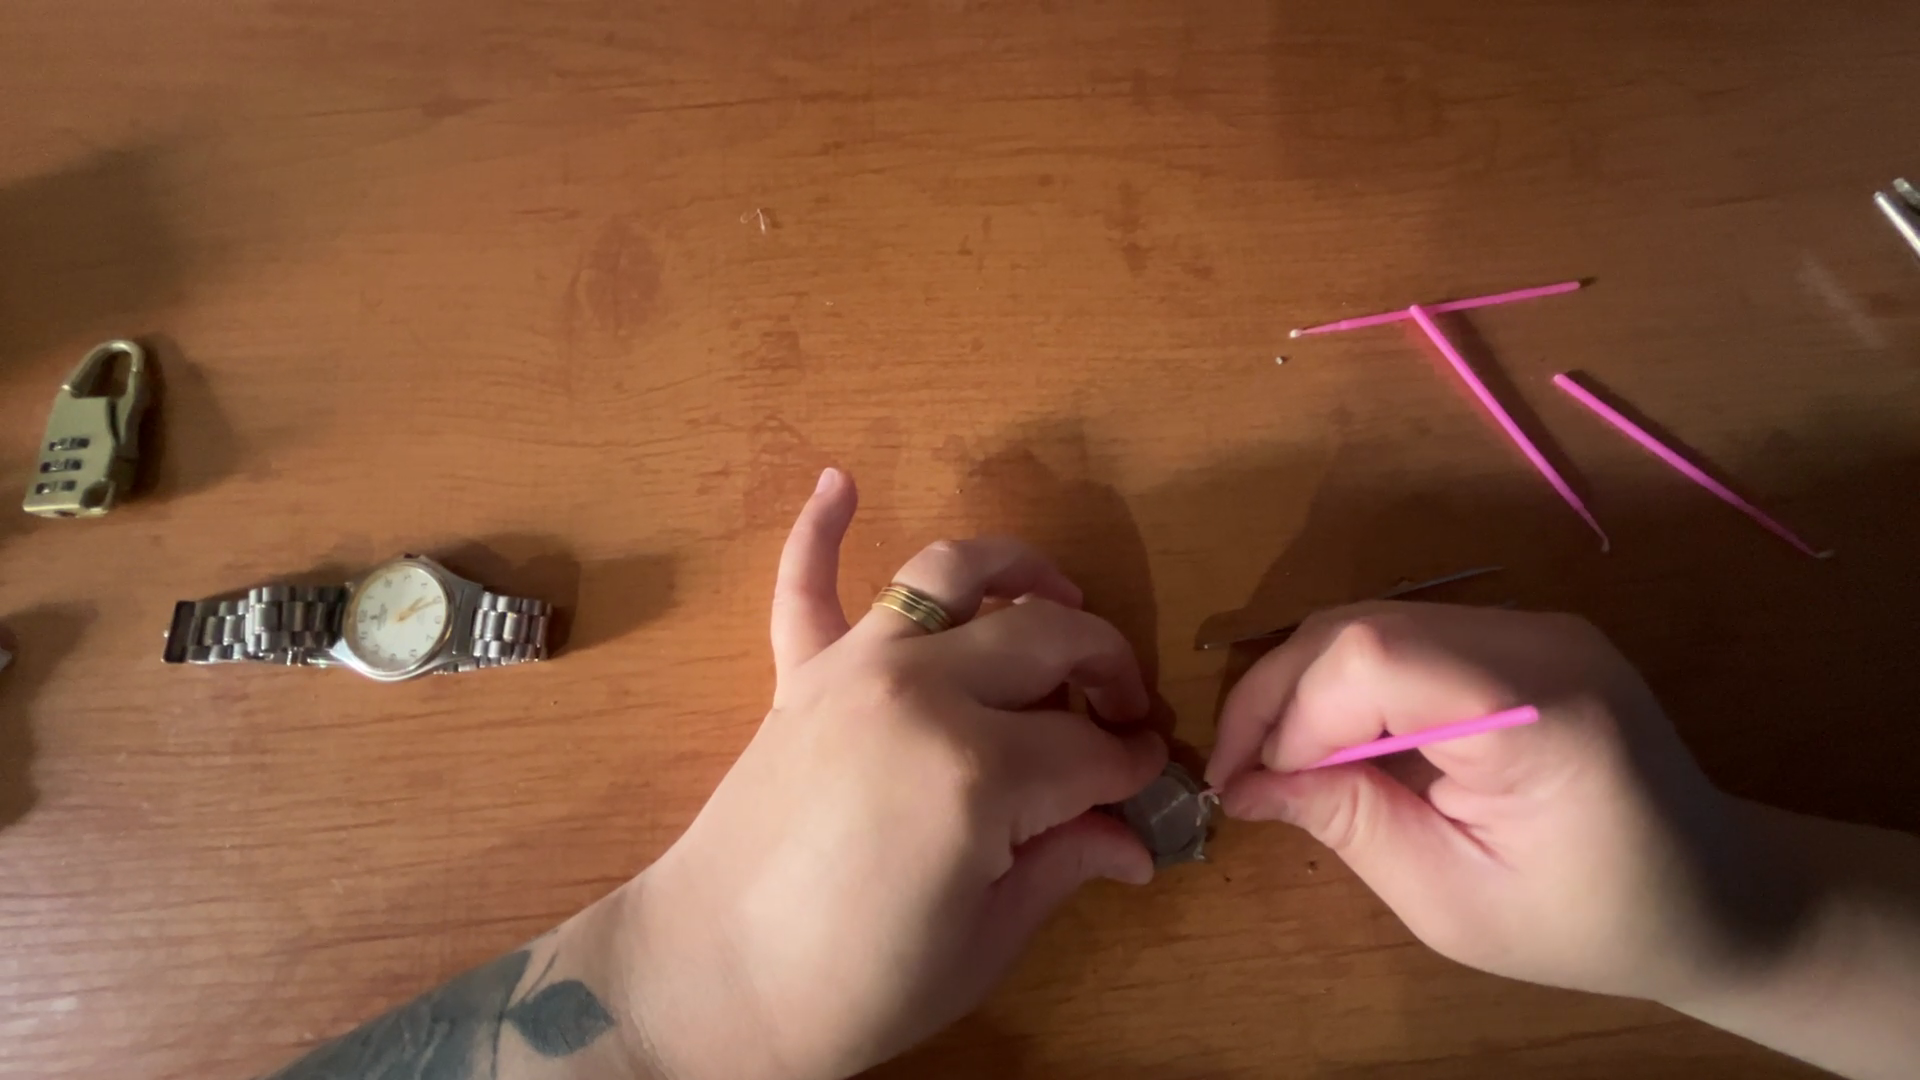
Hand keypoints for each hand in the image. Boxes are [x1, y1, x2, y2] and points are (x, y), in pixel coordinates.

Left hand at [626, 468, 1166, 1079]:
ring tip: (1054, 592)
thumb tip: (1138, 840)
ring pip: (950, 573)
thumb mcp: (983, 940)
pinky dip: (820, 528)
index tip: (1150, 774)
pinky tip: (839, 481)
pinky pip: (805, 582)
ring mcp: (855, 667)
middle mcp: (922, 692)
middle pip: (1046, 639)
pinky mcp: (801, 671)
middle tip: (1122, 705)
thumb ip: (1066, 864)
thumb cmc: (854, 984)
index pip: (1090, 749)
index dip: (1132, 764)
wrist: (710, 978)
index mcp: (978, 773)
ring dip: (1014, 568)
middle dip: (1107, 664)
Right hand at [1205, 602, 1791, 1004]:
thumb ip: (1343, 824)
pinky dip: (1331, 680)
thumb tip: (1241, 784)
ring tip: (1275, 753)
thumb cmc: (1591, 921)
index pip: (1372, 659)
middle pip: (1351, 628)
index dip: (1294, 713)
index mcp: (1540, 715)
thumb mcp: (1451, 902)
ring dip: (1295, 685)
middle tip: (1240, 766)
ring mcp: (1521, 622)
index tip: (1260, 783)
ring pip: (1355, 622)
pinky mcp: (1502, 628)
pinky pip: (1382, 633)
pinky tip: (1326, 731)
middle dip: (1274, 695)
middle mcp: (1532, 640)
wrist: (1723, 892)